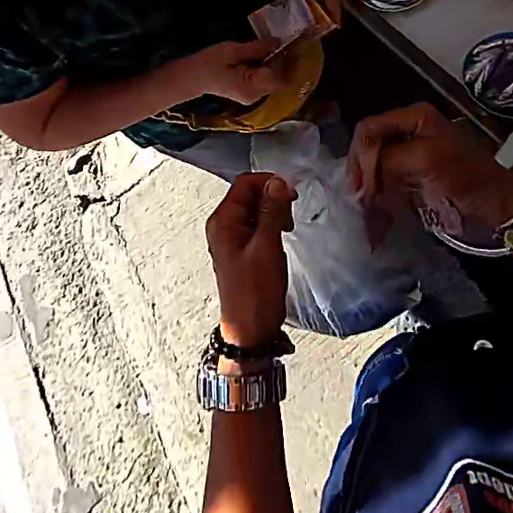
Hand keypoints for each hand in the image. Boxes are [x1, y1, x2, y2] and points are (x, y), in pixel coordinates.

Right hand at [185, 38, 286, 105]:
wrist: (190, 77)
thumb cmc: (207, 63)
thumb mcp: (231, 51)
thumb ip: (256, 48)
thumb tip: (277, 42)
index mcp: (252, 87)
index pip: (280, 76)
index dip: (287, 61)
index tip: (289, 44)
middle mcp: (256, 96)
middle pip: (279, 79)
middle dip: (282, 60)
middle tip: (281, 40)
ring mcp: (253, 96)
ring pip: (273, 78)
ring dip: (275, 63)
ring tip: (273, 45)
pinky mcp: (250, 91)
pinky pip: (265, 79)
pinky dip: (267, 67)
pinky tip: (263, 54)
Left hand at [206, 173, 295, 346]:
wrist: (250, 329)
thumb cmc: (255, 293)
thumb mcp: (267, 247)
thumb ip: (271, 212)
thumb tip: (277, 183)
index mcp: (223, 221)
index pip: (244, 184)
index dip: (268, 183)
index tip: (290, 193)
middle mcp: (223, 226)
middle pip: (249, 193)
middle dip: (272, 197)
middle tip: (288, 214)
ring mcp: (231, 237)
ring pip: (254, 209)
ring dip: (273, 211)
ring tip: (285, 228)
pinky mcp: (242, 248)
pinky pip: (256, 224)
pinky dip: (271, 224)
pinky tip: (280, 237)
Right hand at [347, 104, 512, 230]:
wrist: (497, 202)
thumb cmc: (465, 176)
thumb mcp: (424, 158)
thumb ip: (389, 156)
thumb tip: (364, 169)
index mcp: (414, 116)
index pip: (370, 128)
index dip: (360, 153)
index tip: (360, 182)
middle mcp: (409, 127)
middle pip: (369, 144)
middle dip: (361, 169)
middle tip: (358, 195)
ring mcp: (411, 148)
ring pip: (374, 162)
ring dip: (367, 182)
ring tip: (365, 204)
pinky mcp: (413, 168)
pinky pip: (385, 175)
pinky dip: (378, 190)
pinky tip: (375, 205)